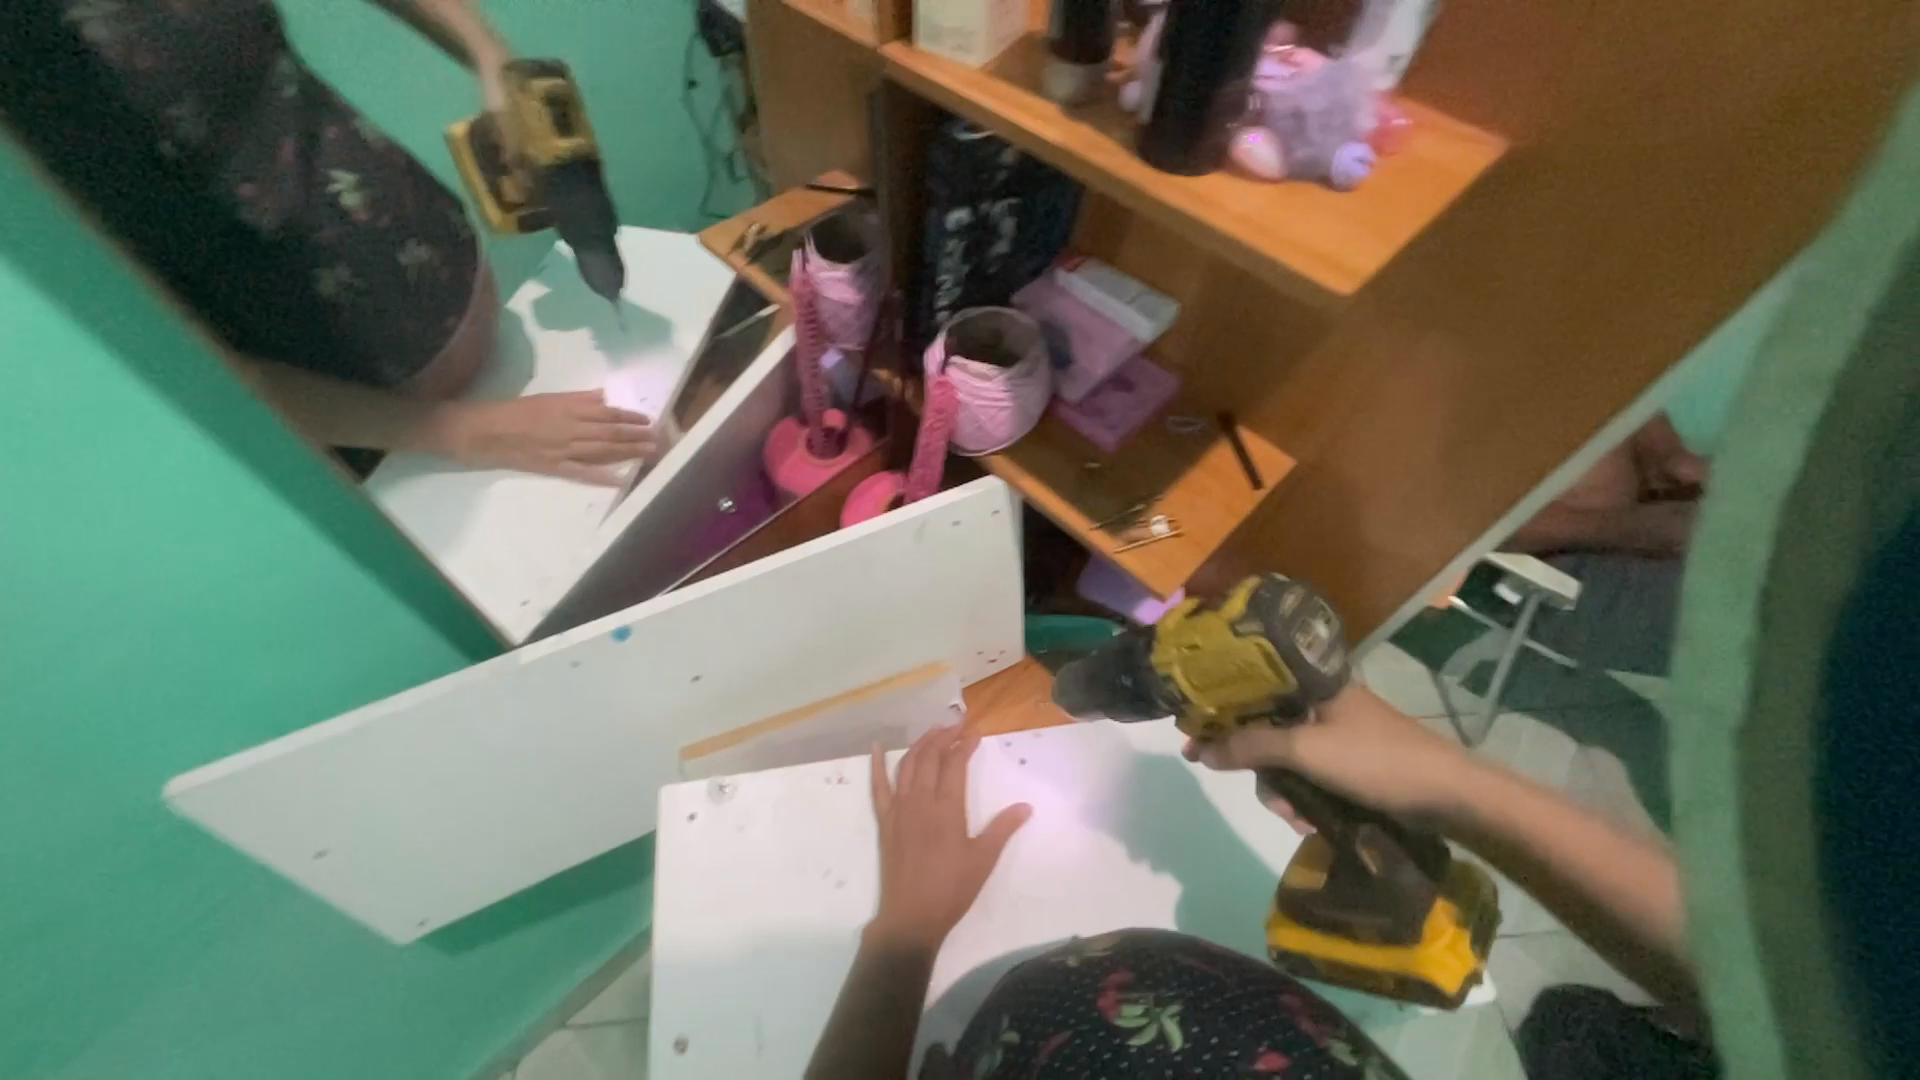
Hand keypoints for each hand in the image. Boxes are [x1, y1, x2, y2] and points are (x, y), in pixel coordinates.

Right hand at [418, 391, 657, 483]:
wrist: (482, 431)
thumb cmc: (515, 411)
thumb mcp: (548, 398)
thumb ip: (578, 399)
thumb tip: (604, 396)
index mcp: (567, 409)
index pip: (606, 412)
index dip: (629, 416)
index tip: (648, 419)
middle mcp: (569, 428)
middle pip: (609, 432)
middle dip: (636, 435)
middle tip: (659, 438)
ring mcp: (563, 449)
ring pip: (602, 450)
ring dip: (628, 452)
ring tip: (650, 453)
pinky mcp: (554, 467)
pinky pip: (581, 473)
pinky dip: (601, 477)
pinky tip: (620, 480)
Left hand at [867, 726, 1031, 952]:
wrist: (911, 917)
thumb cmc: (951, 889)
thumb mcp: (983, 860)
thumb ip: (1003, 829)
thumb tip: (1026, 806)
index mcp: (947, 808)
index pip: (955, 764)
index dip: (965, 745)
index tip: (975, 733)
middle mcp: (921, 800)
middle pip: (930, 757)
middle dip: (943, 737)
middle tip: (956, 725)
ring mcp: (899, 809)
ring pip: (906, 765)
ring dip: (919, 745)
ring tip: (932, 732)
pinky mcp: (885, 821)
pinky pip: (878, 786)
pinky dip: (876, 764)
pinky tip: (876, 747)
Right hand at [1183, 686, 1479, 825]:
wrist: (1453, 797)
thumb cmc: (1376, 761)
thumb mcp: (1305, 751)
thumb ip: (1250, 746)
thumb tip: (1200, 750)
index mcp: (1311, 684)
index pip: (1248, 688)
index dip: (1218, 714)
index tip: (1193, 745)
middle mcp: (1319, 702)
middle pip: (1263, 728)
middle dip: (1259, 769)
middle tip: (1265, 797)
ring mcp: (1336, 733)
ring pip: (1284, 757)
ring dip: (1283, 790)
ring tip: (1297, 818)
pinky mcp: (1349, 762)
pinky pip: (1307, 774)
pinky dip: (1304, 797)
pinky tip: (1311, 822)